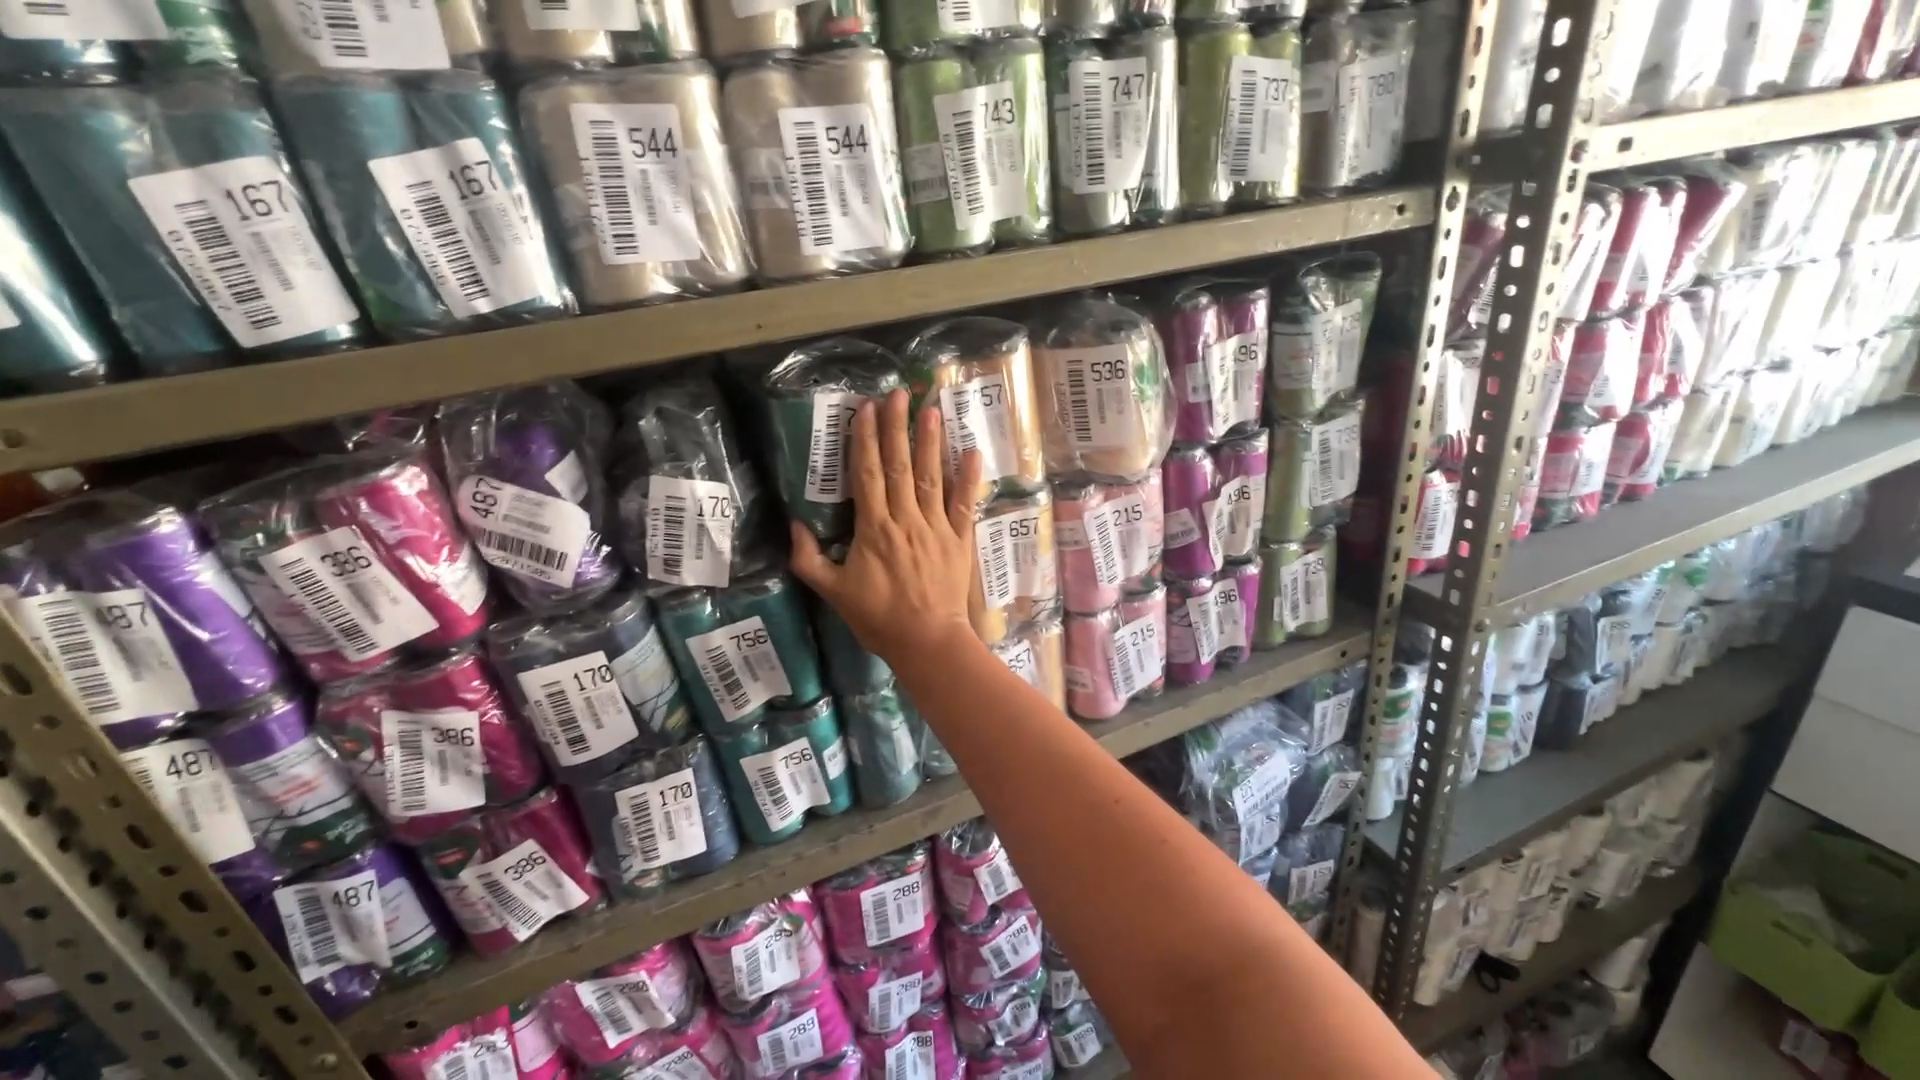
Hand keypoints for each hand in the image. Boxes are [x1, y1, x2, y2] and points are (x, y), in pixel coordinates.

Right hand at [790, 389, 981, 663]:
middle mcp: (906, 519)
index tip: (865, 409)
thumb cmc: (878, 619)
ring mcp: (936, 527)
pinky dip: (969, 478)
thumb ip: (809, 558)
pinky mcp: (960, 540)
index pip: (867, 475)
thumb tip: (794, 524)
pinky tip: (973, 451)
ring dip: (931, 442)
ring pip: (931, 477)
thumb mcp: (833, 592)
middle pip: (900, 466)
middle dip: (897, 428)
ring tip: (930, 409)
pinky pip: (965, 504)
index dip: (865, 440)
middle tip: (898, 394)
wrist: (926, 642)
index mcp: (874, 529)